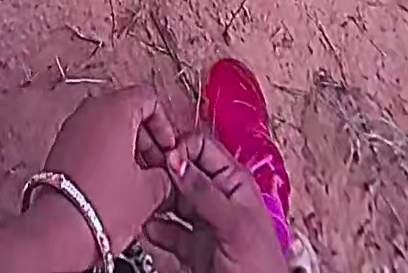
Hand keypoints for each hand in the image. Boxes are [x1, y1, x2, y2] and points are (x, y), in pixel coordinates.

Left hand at [24, 87, 177, 269]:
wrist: (61, 226)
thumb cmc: (103, 203)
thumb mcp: (149, 191)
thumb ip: (163, 174)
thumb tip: (163, 174)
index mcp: (115, 108)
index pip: (148, 98)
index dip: (164, 125)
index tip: (168, 150)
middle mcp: (91, 109)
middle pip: (129, 110)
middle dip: (147, 139)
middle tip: (157, 170)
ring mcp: (74, 125)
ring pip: (110, 125)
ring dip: (128, 148)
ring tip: (139, 183)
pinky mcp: (63, 143)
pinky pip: (92, 138)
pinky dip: (108, 154)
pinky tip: (116, 185)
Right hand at [145, 132, 287, 272]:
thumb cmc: (263, 271)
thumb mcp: (235, 224)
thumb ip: (204, 191)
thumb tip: (175, 159)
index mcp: (233, 182)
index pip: (201, 146)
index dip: (181, 148)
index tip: (164, 160)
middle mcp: (217, 197)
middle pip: (182, 172)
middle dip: (163, 174)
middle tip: (146, 179)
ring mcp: (205, 222)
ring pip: (173, 200)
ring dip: (156, 201)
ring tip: (144, 203)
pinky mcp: (195, 247)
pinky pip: (169, 231)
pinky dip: (157, 229)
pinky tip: (149, 228)